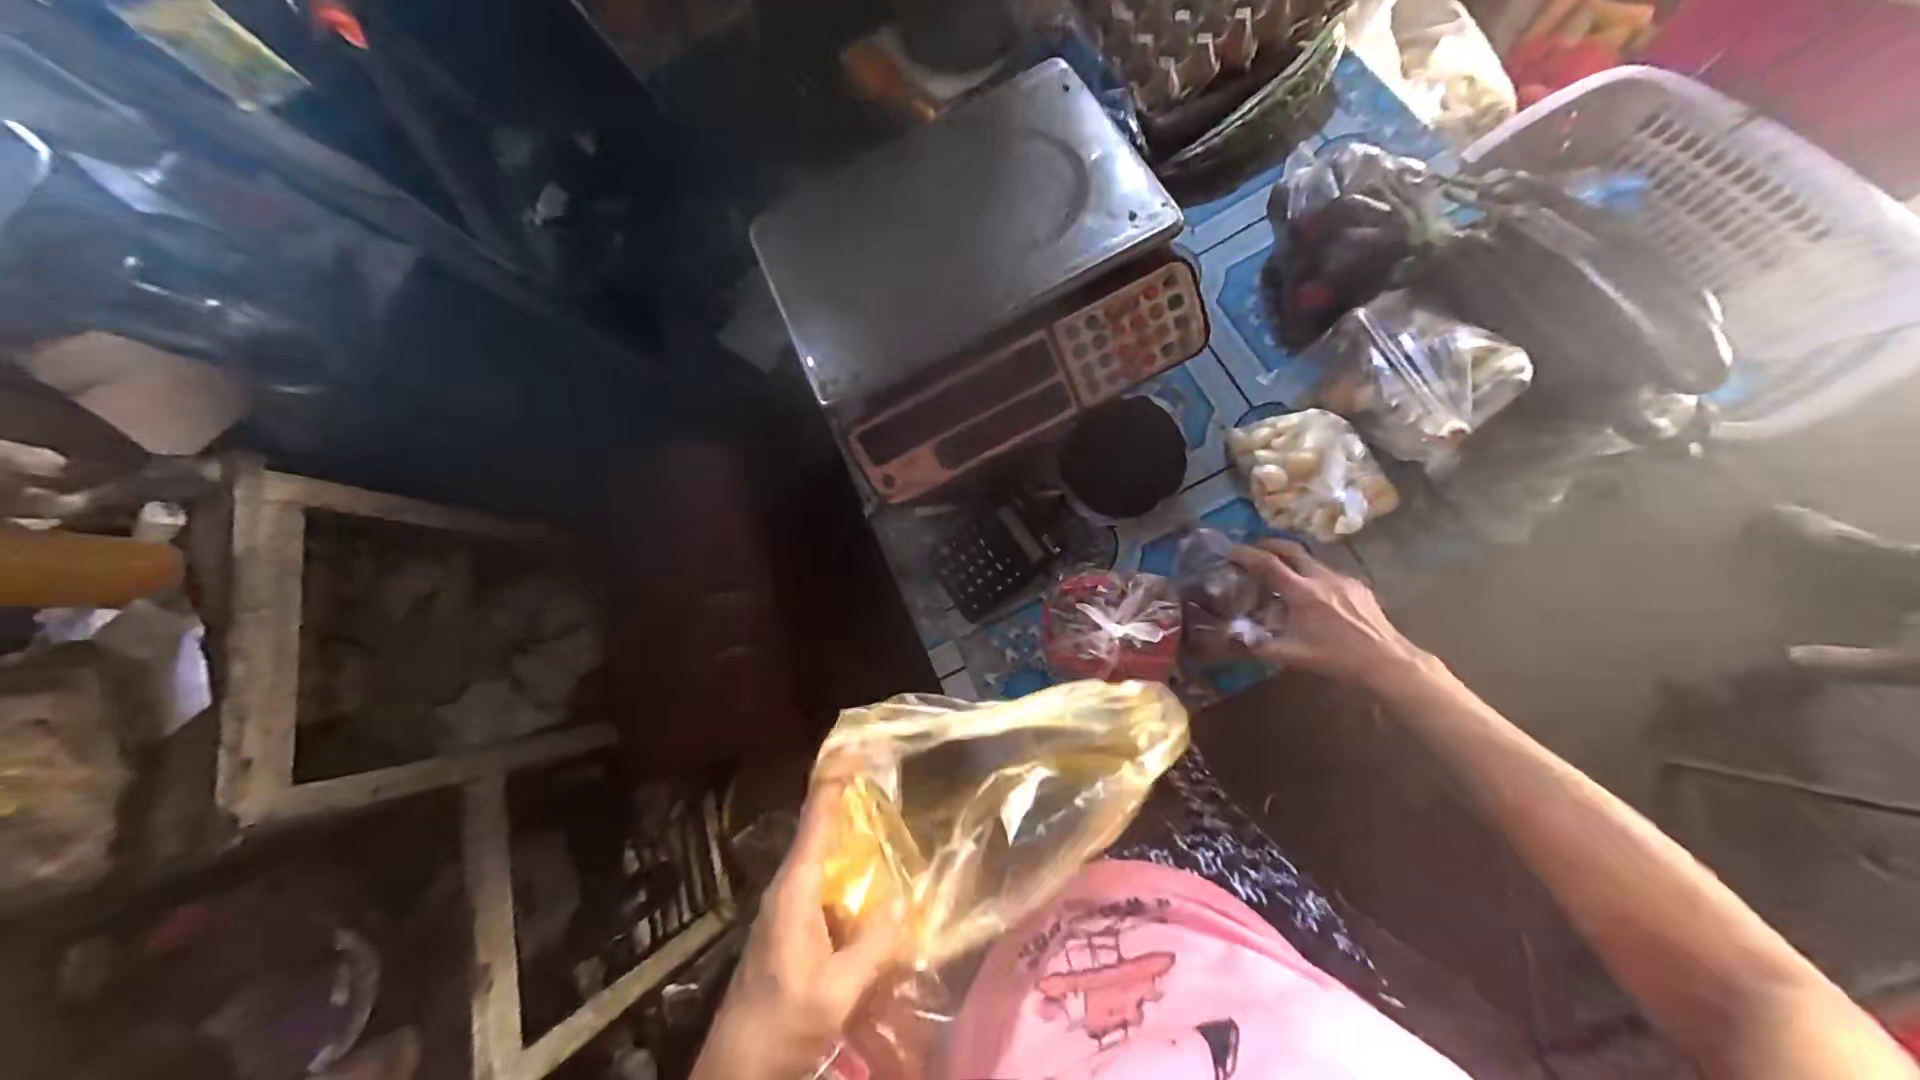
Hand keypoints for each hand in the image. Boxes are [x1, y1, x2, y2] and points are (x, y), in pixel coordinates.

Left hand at [692, 780, 902, 1079]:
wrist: (735, 1073)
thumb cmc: (779, 1023)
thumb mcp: (834, 991)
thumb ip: (874, 945)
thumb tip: (908, 899)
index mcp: (795, 888)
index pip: (816, 817)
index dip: (837, 777)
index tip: (859, 745)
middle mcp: (791, 888)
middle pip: (823, 830)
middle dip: (852, 800)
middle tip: (888, 775)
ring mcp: (792, 910)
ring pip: (830, 863)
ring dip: (857, 843)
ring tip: (895, 826)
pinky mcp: (797, 932)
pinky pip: (832, 892)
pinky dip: (856, 882)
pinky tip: (881, 894)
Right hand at [1228, 539, 1432, 691]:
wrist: (1388, 660)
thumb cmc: (1337, 658)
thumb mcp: (1293, 656)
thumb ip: (1258, 647)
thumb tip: (1229, 641)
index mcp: (1302, 592)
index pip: (1268, 564)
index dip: (1246, 554)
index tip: (1230, 550)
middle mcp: (1321, 577)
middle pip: (1291, 549)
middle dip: (1269, 544)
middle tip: (1253, 547)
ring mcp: (1343, 579)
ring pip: (1311, 560)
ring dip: (1292, 559)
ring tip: (1281, 570)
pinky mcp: (1358, 585)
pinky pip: (1329, 573)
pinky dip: (1312, 574)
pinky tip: (1313, 592)